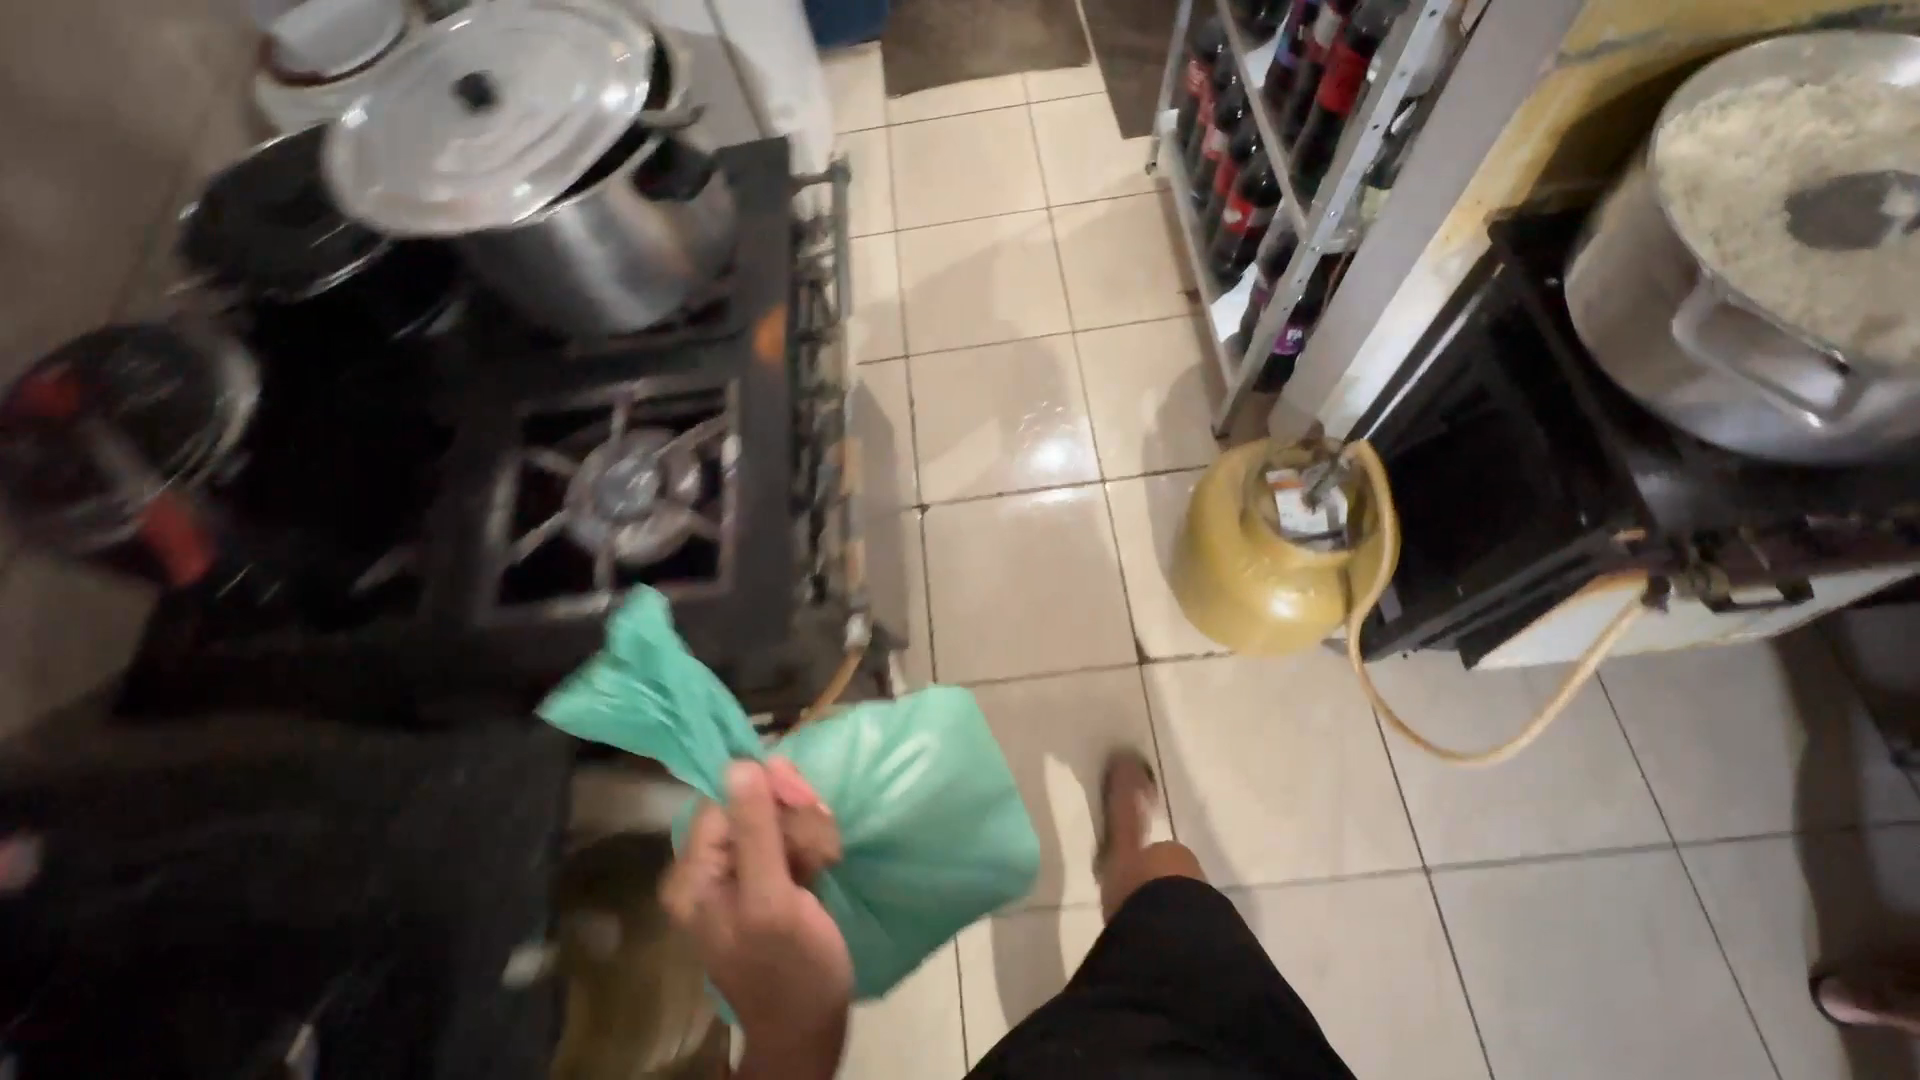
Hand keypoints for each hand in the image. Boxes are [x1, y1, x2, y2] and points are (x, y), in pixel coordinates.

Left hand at [661, 760, 852, 1074]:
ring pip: (777, 816)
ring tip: (827, 859)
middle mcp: (709, 866)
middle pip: (752, 803)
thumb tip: (739, 762)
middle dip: (793, 815)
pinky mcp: (768, 877)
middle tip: (823, 843)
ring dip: (809, 829)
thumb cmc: (791, 969)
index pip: (725, 798)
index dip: (767, 791)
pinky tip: (826, 863)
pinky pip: (789, 835)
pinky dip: (812, 843)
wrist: (810, 1028)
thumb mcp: (771, 900)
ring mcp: (740, 871)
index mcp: (693, 872)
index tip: (809, 801)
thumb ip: (755, 831)